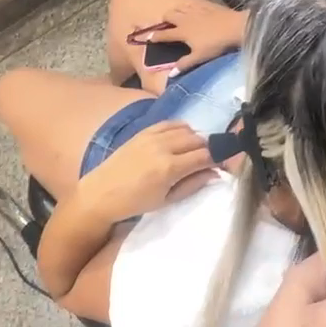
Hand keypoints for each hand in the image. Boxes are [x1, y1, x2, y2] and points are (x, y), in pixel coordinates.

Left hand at [71, 122, 215, 222]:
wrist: (101, 193)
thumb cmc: (134, 203)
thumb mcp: (166, 200)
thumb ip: (193, 184)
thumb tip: (215, 173)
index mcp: (169, 168)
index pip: (205, 156)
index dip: (219, 159)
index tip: (225, 164)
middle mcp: (163, 147)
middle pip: (198, 140)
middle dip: (209, 149)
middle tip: (211, 160)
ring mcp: (152, 137)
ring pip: (186, 129)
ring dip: (196, 139)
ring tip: (195, 151)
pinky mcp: (143, 132)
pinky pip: (170, 123)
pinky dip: (181, 129)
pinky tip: (182, 138)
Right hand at [130, 0, 245, 77]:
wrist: (234, 26)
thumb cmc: (216, 44)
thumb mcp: (200, 56)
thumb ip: (184, 64)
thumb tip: (170, 74)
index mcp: (181, 32)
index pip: (163, 34)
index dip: (154, 36)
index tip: (147, 37)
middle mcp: (184, 19)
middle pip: (168, 16)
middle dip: (164, 21)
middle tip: (166, 26)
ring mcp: (194, 10)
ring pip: (178, 8)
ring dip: (174, 13)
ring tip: (177, 18)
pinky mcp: (205, 6)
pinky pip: (191, 4)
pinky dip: (187, 8)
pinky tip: (192, 12)